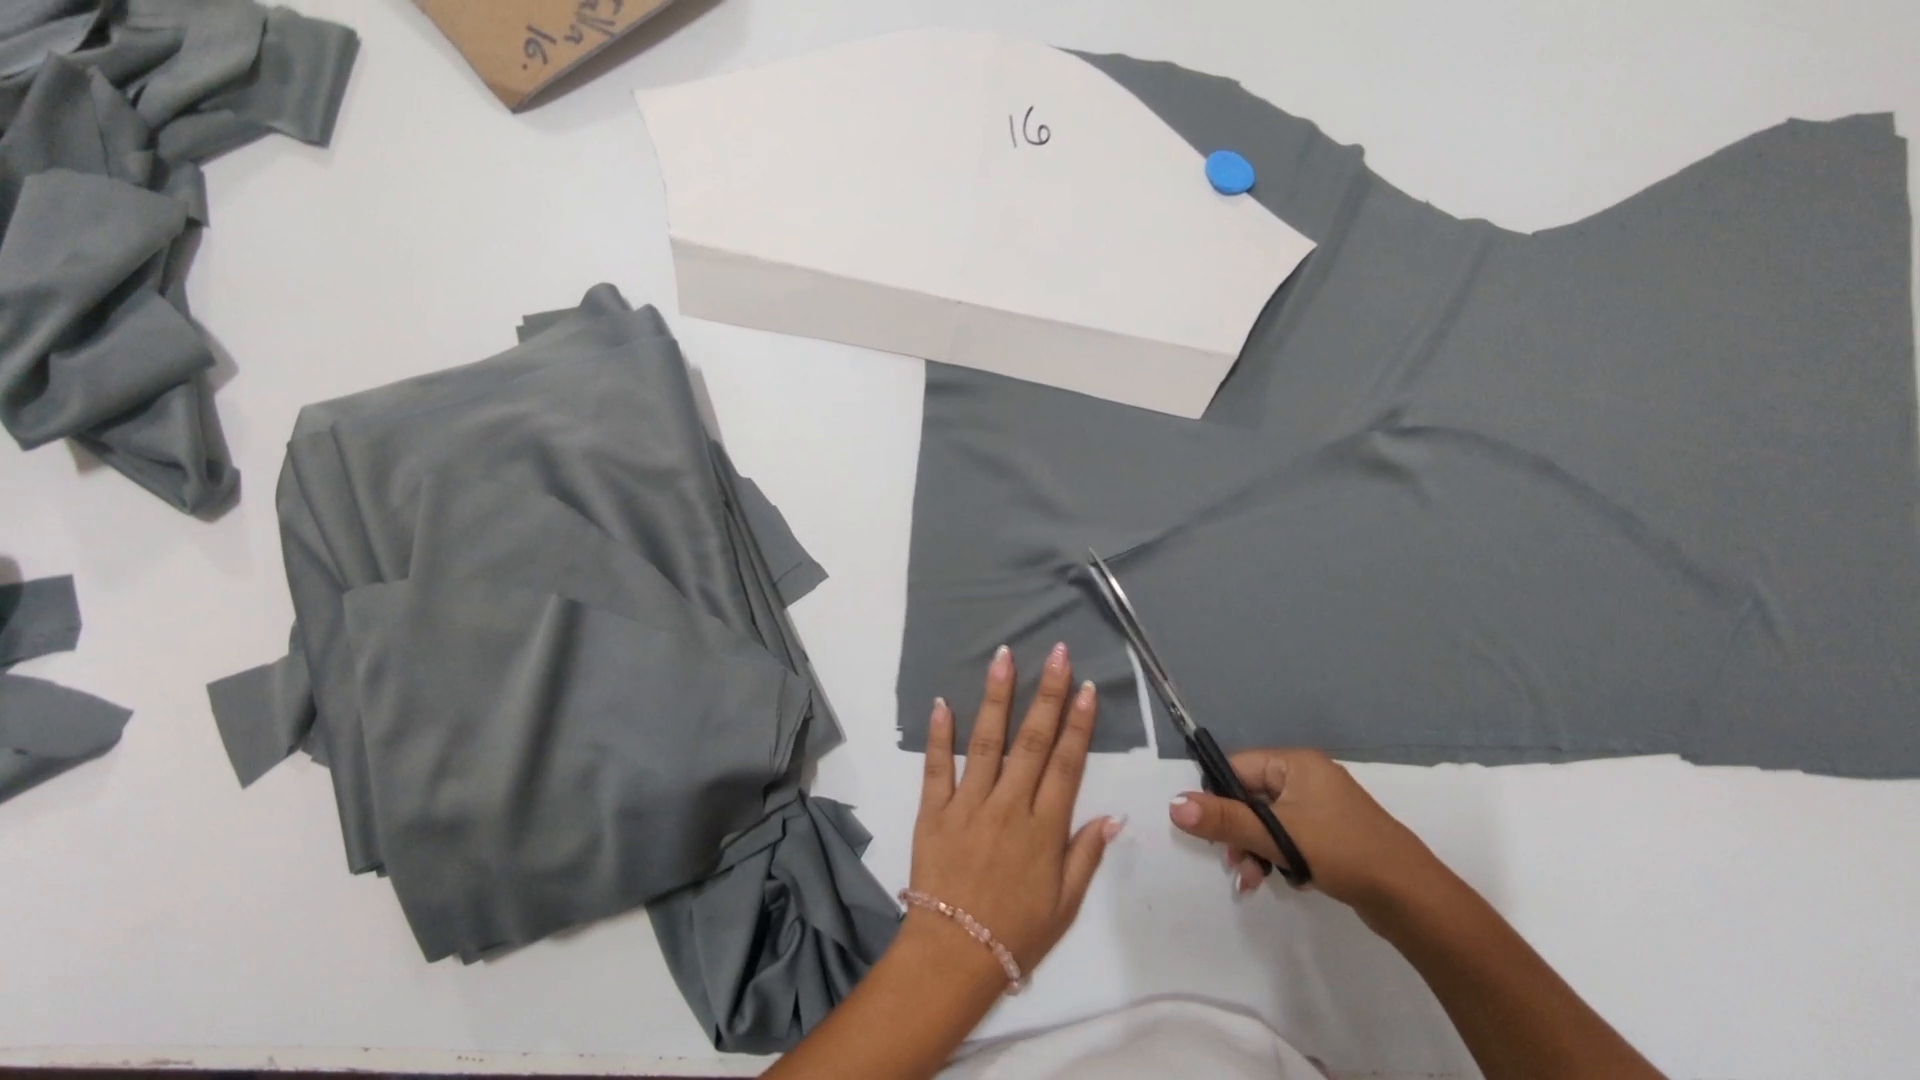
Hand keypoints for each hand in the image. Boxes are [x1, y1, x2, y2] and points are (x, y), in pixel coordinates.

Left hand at [910, 643, 1122, 978]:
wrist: (953, 956)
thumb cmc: (1015, 933)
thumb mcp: (1065, 904)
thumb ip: (1086, 855)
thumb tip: (1112, 815)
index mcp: (1044, 827)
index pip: (1067, 764)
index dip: (1078, 724)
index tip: (1086, 688)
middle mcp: (1009, 806)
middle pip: (1033, 741)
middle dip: (1046, 694)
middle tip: (1055, 653)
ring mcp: (968, 805)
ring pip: (987, 742)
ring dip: (997, 698)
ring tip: (1004, 658)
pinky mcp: (934, 812)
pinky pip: (937, 768)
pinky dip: (939, 735)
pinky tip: (942, 702)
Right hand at [1168, 748, 1438, 913]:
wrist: (1411, 896)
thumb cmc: (1343, 851)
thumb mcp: (1277, 836)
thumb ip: (1224, 820)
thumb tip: (1174, 805)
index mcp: (1296, 764)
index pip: (1237, 767)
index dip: (1218, 797)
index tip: (1209, 831)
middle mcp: (1308, 777)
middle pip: (1250, 796)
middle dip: (1237, 832)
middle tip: (1236, 864)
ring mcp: (1322, 807)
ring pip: (1268, 822)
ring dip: (1255, 849)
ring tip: (1254, 879)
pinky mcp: (1331, 834)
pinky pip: (1289, 837)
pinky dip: (1278, 856)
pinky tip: (1278, 880)